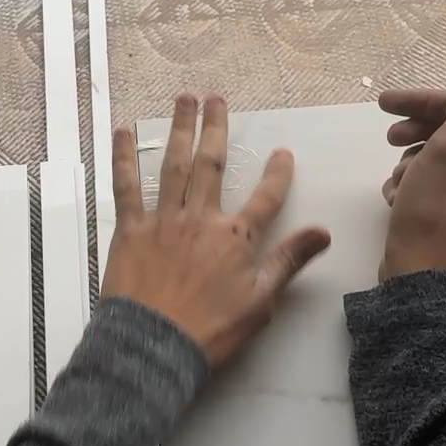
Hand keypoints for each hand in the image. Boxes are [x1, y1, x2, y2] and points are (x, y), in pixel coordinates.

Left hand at [103, 94, 331, 367]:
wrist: (155, 346)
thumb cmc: (210, 331)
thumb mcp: (261, 302)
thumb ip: (289, 261)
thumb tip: (323, 233)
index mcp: (235, 238)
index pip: (265, 199)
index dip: (277, 175)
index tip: (283, 153)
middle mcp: (200, 220)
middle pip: (212, 165)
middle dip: (216, 129)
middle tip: (216, 99)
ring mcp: (164, 220)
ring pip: (174, 166)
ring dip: (180, 130)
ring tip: (184, 100)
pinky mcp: (131, 229)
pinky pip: (127, 186)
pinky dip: (124, 157)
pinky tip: (123, 132)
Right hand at [375, 69, 445, 279]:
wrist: (425, 277)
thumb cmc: (439, 210)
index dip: (426, 103)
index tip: (385, 103)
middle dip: (419, 135)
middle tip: (388, 139)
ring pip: (443, 160)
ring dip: (413, 163)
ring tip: (398, 182)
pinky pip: (439, 186)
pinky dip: (415, 185)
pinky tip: (399, 198)